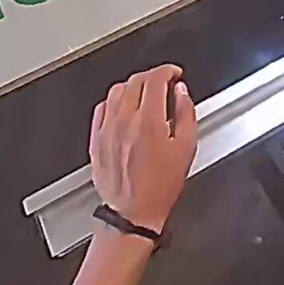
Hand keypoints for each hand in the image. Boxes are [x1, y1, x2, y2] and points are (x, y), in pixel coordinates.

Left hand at [90, 65, 197, 234]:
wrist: (133, 214)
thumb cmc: (160, 186)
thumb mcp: (187, 148)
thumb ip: (187, 113)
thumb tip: (181, 92)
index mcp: (149, 121)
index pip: (155, 79)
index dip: (167, 71)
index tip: (174, 73)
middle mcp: (125, 121)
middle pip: (135, 81)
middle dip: (153, 76)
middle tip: (164, 82)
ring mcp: (107, 129)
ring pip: (116, 91)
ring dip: (133, 85)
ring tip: (145, 92)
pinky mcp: (96, 139)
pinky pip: (101, 108)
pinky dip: (114, 101)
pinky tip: (123, 107)